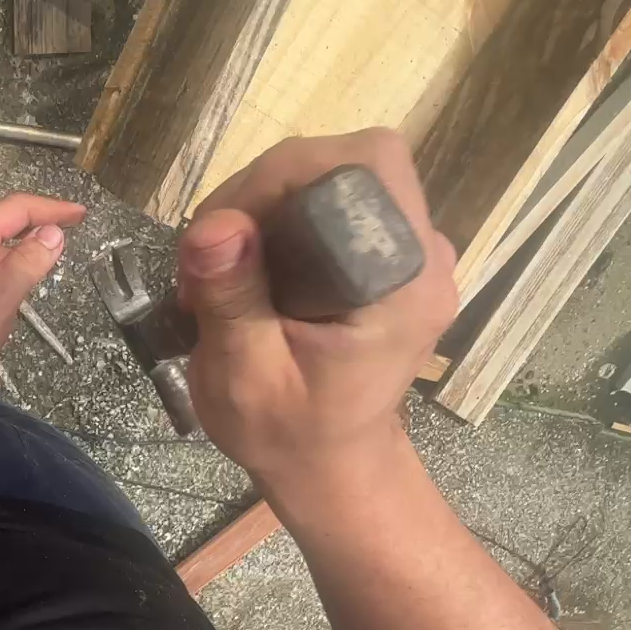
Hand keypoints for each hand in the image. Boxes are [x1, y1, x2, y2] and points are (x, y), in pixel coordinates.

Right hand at [176, 130, 457, 498]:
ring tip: (219, 273)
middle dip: (262, 193)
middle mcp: (422, 255)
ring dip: (263, 209)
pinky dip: (279, 225)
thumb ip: (233, 301)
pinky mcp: (387, 260)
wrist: (329, 466)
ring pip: (333, 180)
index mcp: (402, 284)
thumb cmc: (288, 435)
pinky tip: (248, 272)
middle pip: (345, 163)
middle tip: (209, 258)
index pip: (358, 167)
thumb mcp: (244, 378)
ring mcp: (410, 254)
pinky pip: (331, 209)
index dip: (282, 178)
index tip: (223, 234)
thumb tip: (210, 226)